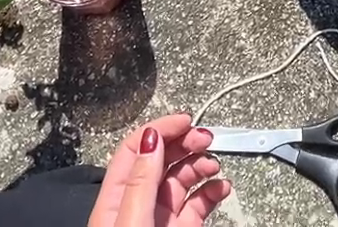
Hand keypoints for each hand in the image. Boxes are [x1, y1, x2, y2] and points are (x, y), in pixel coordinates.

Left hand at [87, 114, 232, 226]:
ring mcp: (159, 217)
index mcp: (116, 199)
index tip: (186, 121)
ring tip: (214, 165)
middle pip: (162, 158)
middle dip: (186, 142)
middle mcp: (138, 204)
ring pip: (182, 178)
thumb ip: (141, 182)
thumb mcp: (132, 222)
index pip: (136, 148)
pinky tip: (222, 187)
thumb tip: (152, 136)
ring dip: (201, 164)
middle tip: (206, 138)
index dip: (161, 128)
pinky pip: (198, 202)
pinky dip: (213, 190)